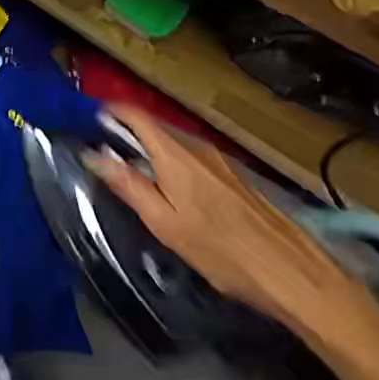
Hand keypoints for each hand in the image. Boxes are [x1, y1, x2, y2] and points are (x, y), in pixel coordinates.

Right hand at [83, 104, 368, 331]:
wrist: (287, 269)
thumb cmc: (219, 250)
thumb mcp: (165, 223)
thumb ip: (130, 186)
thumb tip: (96, 154)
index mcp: (176, 155)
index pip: (139, 117)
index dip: (114, 110)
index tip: (91, 115)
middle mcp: (197, 148)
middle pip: (156, 127)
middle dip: (128, 131)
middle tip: (103, 145)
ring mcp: (218, 160)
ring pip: (174, 142)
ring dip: (149, 147)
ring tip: (129, 166)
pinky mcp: (231, 176)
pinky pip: (191, 156)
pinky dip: (170, 160)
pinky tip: (167, 186)